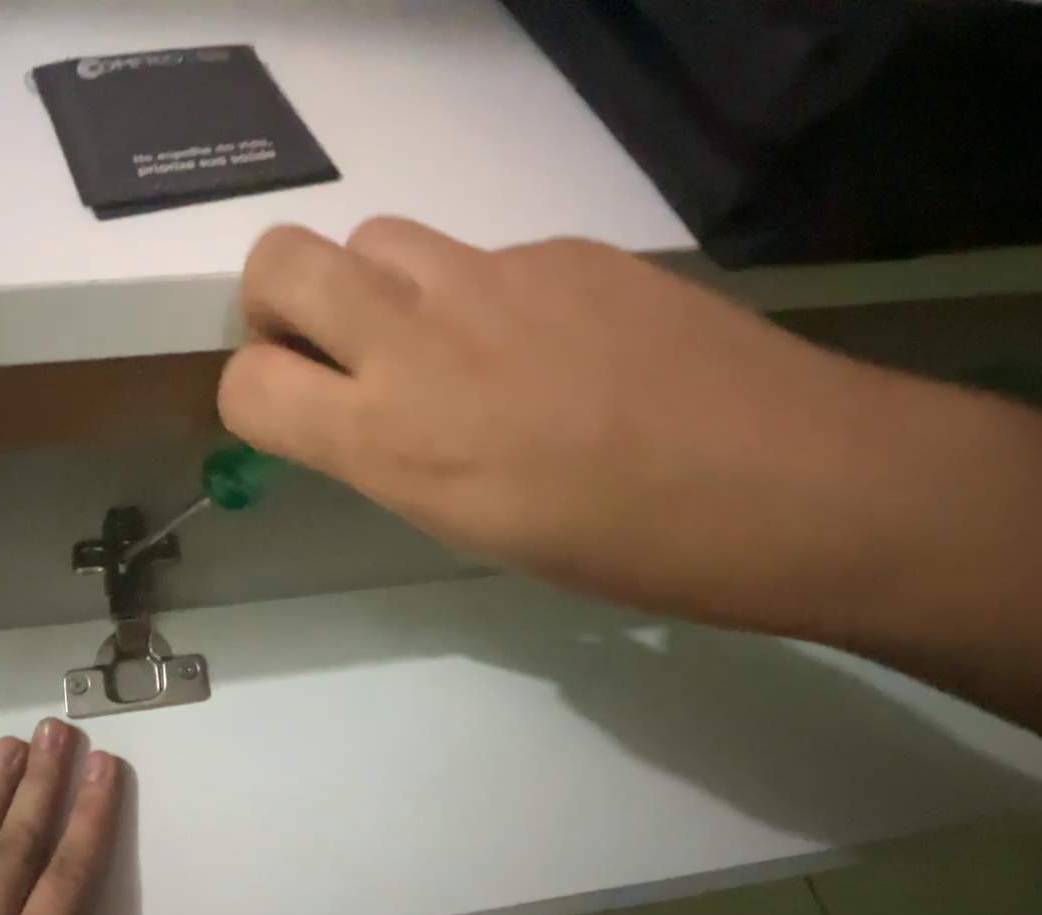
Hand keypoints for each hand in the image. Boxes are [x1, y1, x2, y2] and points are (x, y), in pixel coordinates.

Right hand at [219, 218, 939, 633]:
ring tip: (436, 342)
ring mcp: (495, 277)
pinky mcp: (565, 248)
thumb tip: (359, 412)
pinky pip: (479, 254)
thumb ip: (390, 454)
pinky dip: (475, 292)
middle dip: (276, 303)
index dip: (251, 395)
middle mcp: (421, 341)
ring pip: (376, 238)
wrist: (792, 483)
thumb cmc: (620, 548)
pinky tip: (544, 342)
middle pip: (281, 260)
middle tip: (328, 348)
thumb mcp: (470, 527)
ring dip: (373, 286)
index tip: (288, 410)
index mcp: (395, 440)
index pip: (249, 385)